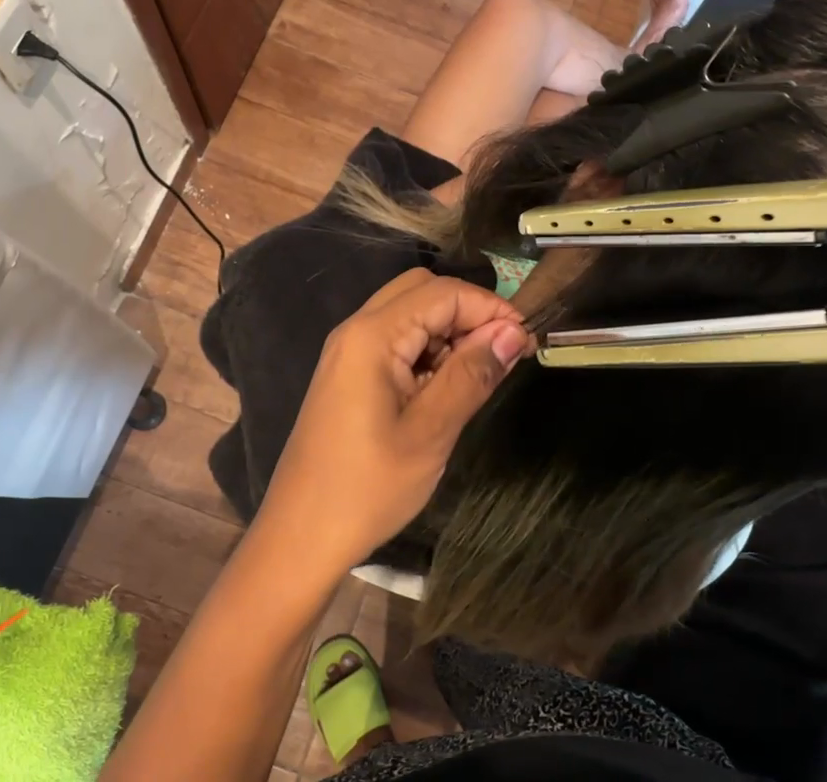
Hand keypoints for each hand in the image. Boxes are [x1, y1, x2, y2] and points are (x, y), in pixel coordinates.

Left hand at [253, 269, 530, 572]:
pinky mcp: (348, 376)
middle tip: (501, 355)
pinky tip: (445, 389)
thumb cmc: (367, 487)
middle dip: (469, 313)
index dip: (491, 308)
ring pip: (409, 315)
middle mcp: (356, 331)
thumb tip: (514, 332)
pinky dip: (427, 352)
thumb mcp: (431, 432)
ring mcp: (347, 353)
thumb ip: (472, 374)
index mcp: (372, 336)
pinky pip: (395, 342)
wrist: (301, 536)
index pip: (443, 292)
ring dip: (449, 333)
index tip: (525, 343)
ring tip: (478, 376)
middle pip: (422, 291)